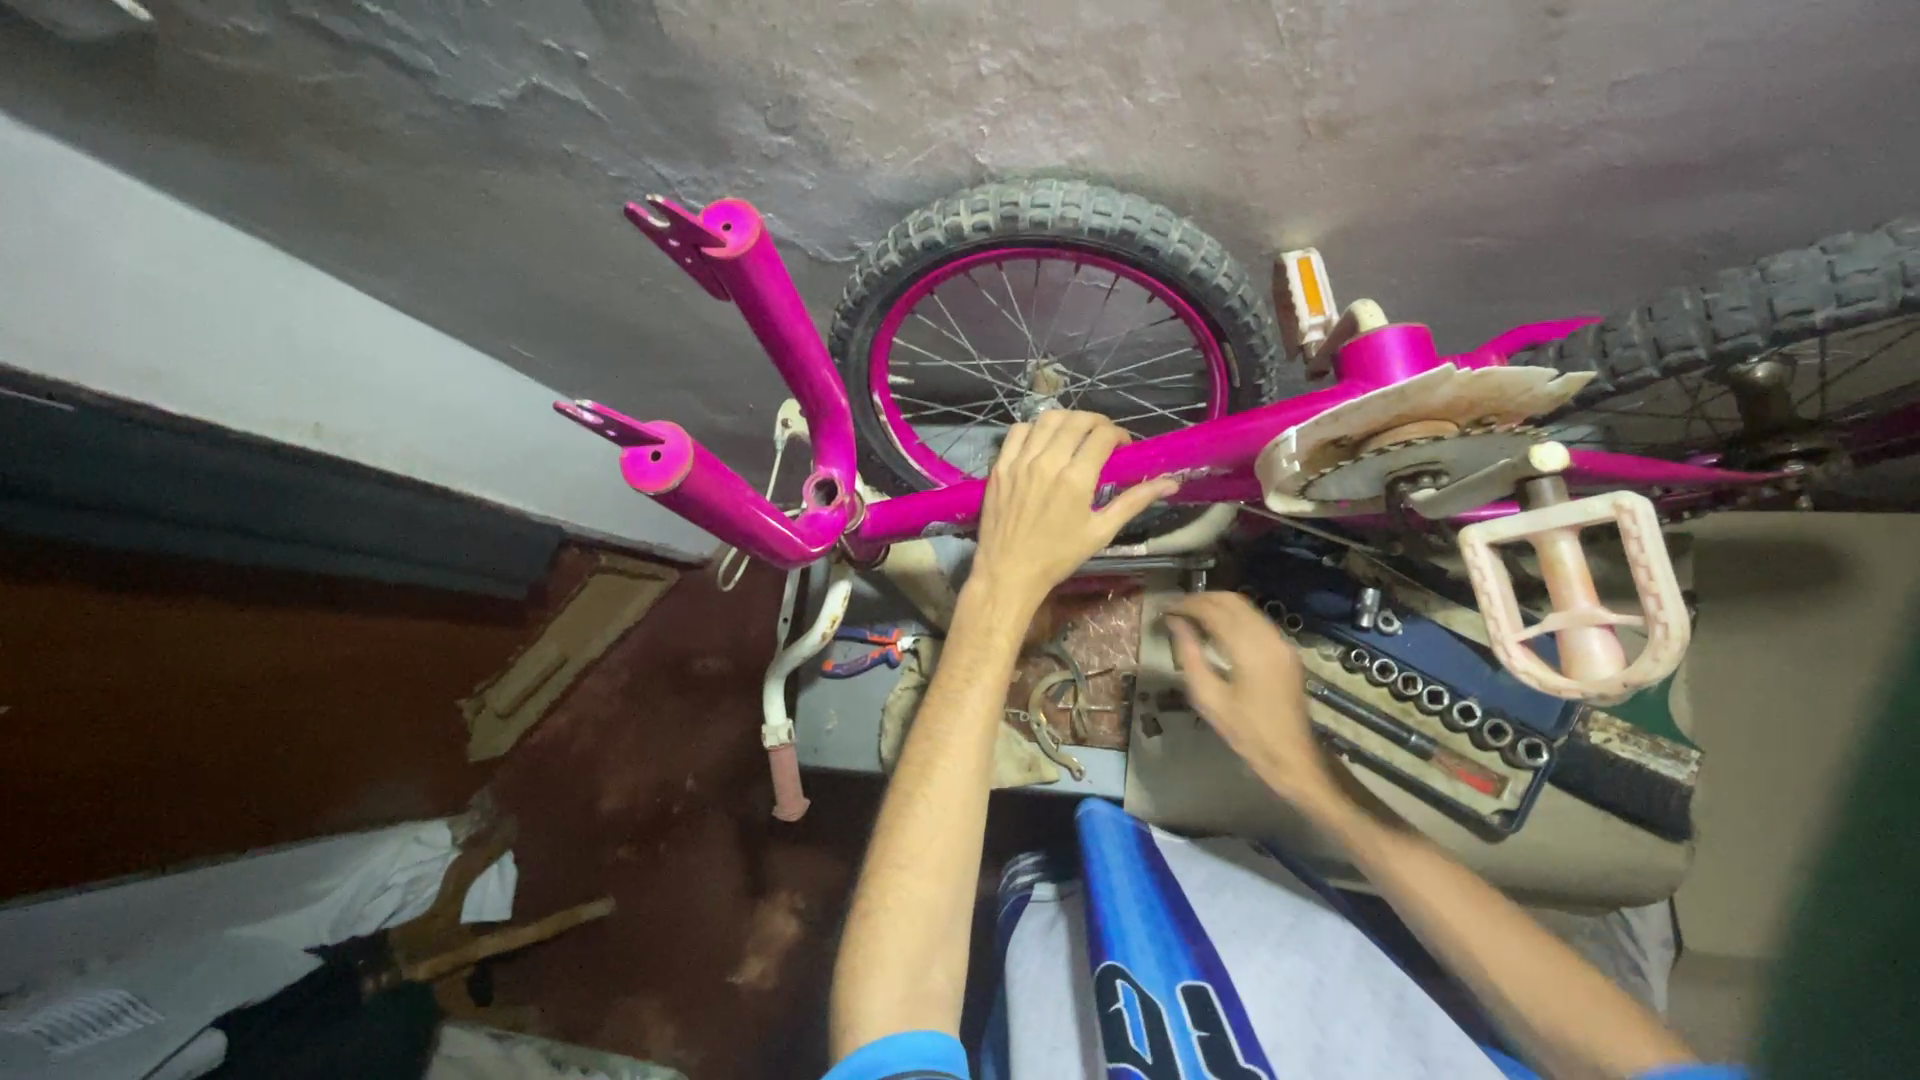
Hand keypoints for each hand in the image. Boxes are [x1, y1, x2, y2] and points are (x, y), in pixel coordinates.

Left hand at [969, 411, 1179, 611]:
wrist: (1010, 570)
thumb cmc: (1059, 556)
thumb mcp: (1102, 531)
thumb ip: (1135, 501)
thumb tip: (1171, 483)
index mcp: (1076, 478)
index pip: (1103, 435)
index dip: (1118, 435)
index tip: (1121, 448)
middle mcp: (1048, 462)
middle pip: (1076, 420)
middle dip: (1096, 422)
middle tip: (1102, 437)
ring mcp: (1020, 462)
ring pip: (1047, 419)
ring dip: (1067, 420)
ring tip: (1075, 434)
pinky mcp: (1001, 466)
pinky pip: (1018, 431)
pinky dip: (1034, 428)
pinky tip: (1042, 441)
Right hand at [1167, 592, 1350, 816]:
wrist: (1291, 754)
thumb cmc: (1245, 732)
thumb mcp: (1208, 697)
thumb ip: (1189, 655)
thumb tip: (1175, 624)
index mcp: (1249, 650)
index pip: (1213, 611)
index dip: (1186, 605)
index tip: (1165, 609)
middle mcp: (1269, 637)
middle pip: (1231, 601)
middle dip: (1201, 600)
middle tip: (1175, 608)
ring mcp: (1282, 642)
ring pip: (1246, 607)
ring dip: (1217, 606)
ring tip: (1191, 615)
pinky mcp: (1286, 649)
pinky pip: (1256, 620)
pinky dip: (1233, 616)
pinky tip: (1216, 629)